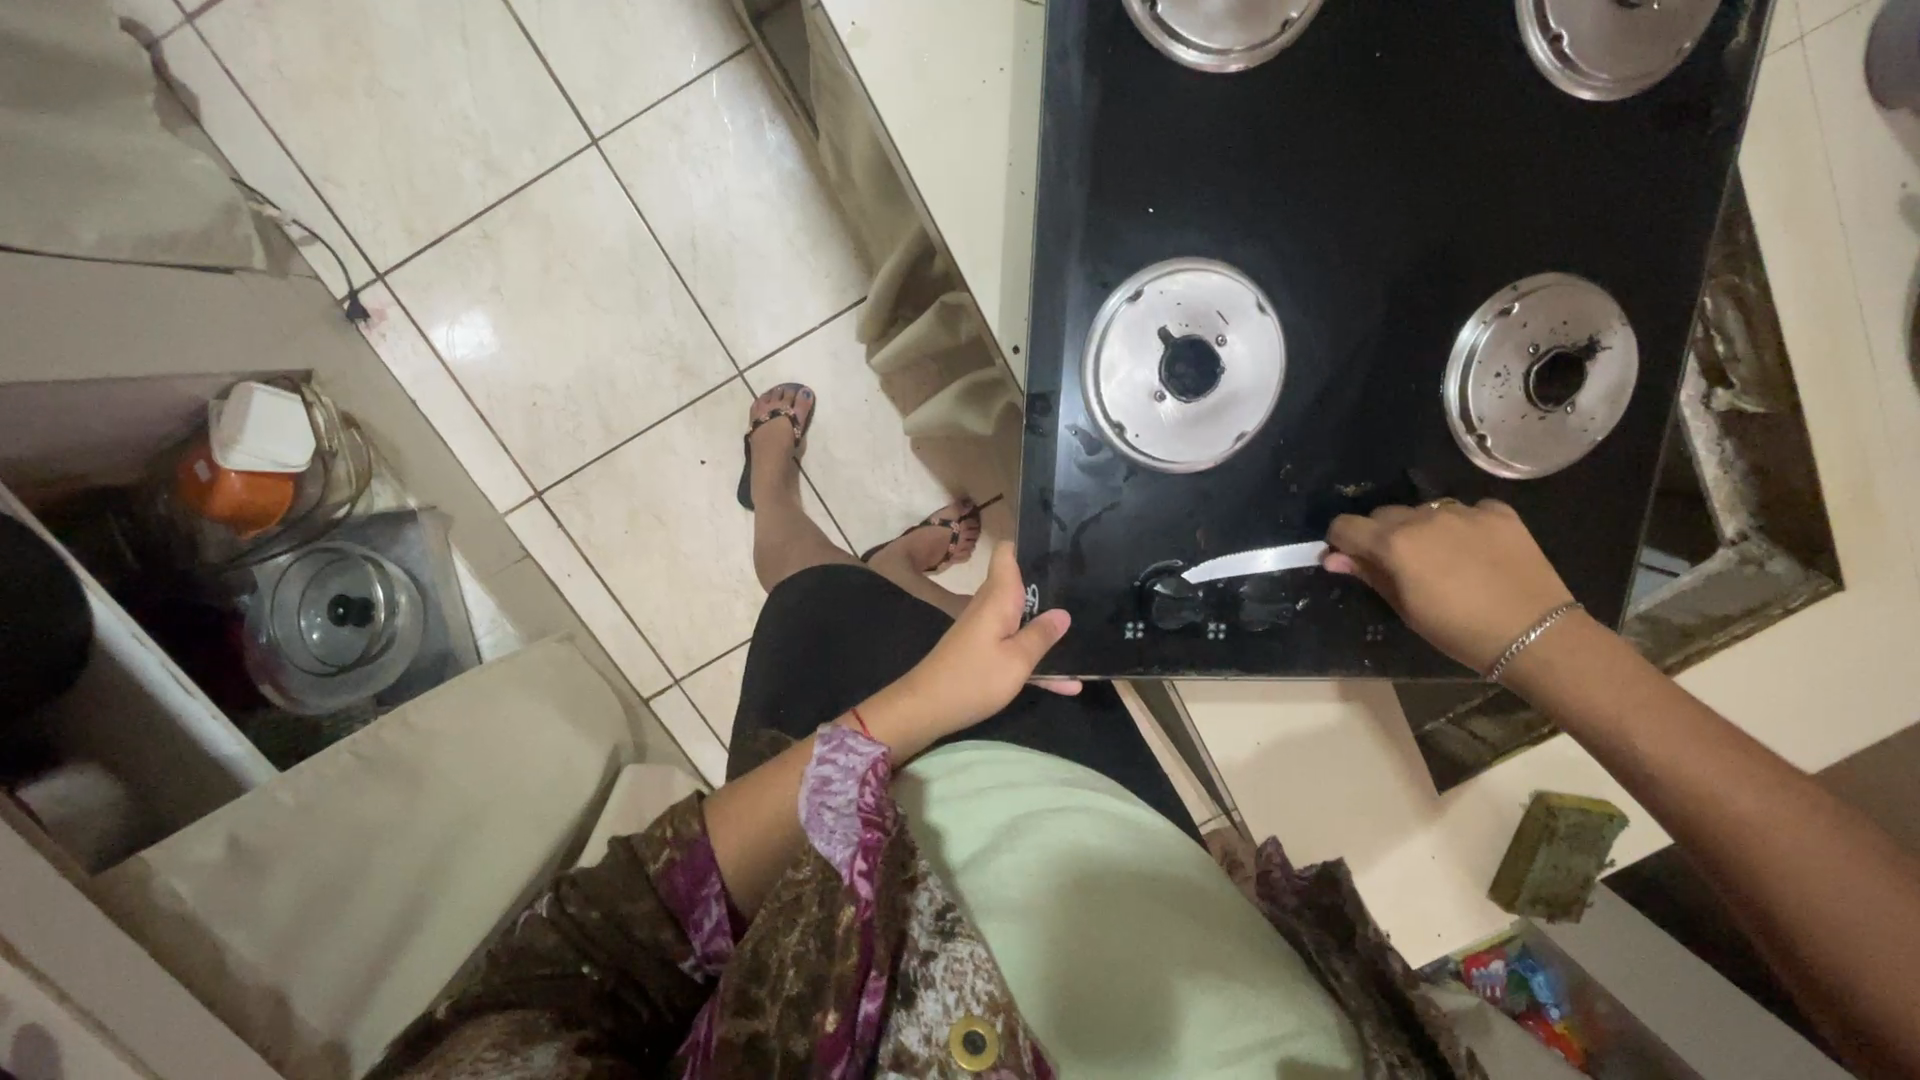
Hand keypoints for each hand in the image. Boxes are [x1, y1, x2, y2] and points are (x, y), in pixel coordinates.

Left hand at [859, 543, 1078, 749]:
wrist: (927, 708)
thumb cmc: (973, 679)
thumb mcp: (1017, 661)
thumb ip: (1041, 635)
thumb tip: (1063, 613)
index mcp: (998, 598)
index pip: (1007, 554)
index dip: (1029, 544)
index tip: (1060, 545)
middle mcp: (991, 607)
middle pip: (1022, 585)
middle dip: (1052, 586)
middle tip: (1090, 588)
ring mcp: (987, 631)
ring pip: (1023, 622)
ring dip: (1049, 631)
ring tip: (1090, 633)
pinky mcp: (984, 653)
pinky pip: (1016, 650)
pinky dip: (1037, 662)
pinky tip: (1069, 685)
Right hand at [1322, 499, 1574, 671]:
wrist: (1535, 635)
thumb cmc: (1458, 632)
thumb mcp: (1404, 609)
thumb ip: (1368, 575)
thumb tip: (1332, 558)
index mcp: (1394, 543)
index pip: (1346, 525)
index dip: (1341, 542)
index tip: (1351, 559)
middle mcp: (1424, 518)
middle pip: (1383, 514)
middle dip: (1381, 535)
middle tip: (1399, 565)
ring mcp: (1464, 512)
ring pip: (1424, 511)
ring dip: (1421, 529)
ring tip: (1442, 558)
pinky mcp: (1499, 513)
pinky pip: (1467, 510)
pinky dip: (1462, 526)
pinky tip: (1475, 552)